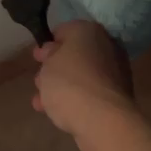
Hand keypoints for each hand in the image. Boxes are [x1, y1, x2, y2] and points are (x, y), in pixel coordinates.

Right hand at [31, 20, 140, 142]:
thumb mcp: (48, 64)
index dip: (48, 43)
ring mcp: (113, 74)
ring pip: (80, 76)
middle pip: (74, 55)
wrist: (102, 119)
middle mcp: (106, 47)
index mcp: (90, 31)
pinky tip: (54, 112)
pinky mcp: (113, 98)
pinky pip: (88, 94)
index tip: (37, 58)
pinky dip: (72, 100)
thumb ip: (48, 54)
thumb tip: (52, 50)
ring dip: (59, 86)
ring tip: (41, 101)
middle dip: (54, 68)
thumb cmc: (70, 84)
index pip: (65, 31)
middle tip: (40, 80)